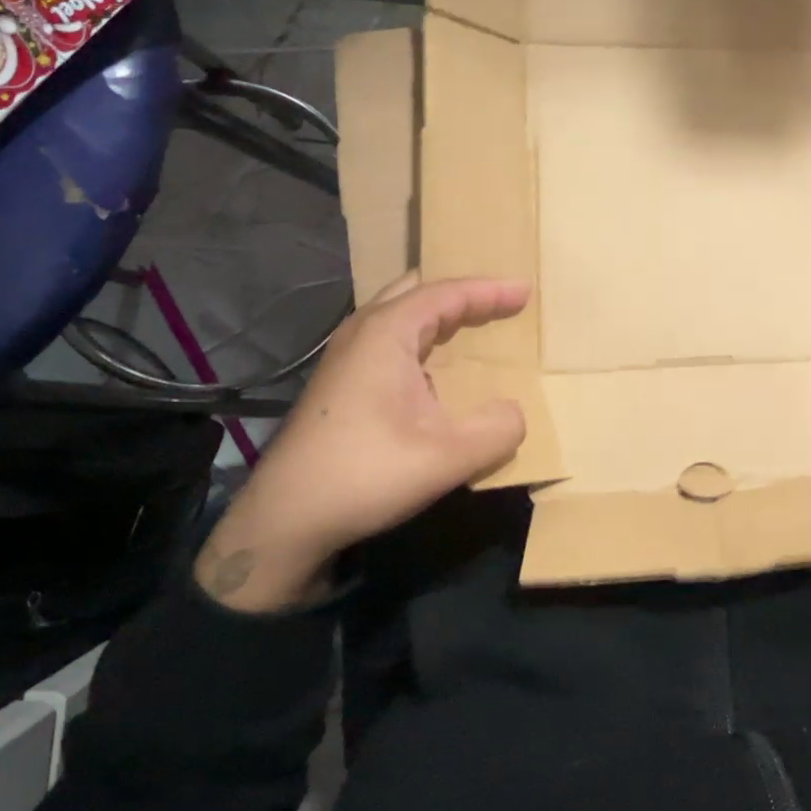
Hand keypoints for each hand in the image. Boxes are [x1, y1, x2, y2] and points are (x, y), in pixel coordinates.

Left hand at [195, 274, 529, 611]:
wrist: (285, 519)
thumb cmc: (365, 475)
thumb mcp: (447, 458)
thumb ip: (497, 430)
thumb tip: (514, 412)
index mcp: (386, 334)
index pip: (445, 294)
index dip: (488, 291)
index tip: (525, 293)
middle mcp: (361, 333)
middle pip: (417, 293)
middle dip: (461, 293)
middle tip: (499, 302)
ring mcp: (345, 358)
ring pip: (400, 317)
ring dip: (439, 317)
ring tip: (475, 328)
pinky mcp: (340, 384)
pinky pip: (390, 342)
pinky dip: (422, 341)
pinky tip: (438, 371)